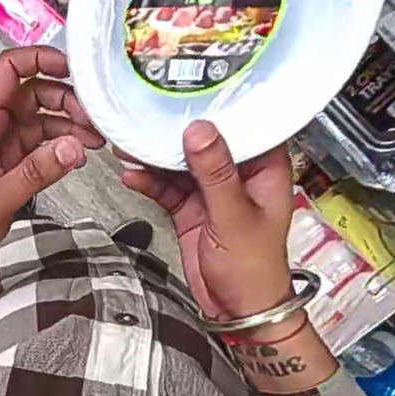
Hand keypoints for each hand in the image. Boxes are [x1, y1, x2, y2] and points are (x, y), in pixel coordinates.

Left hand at [0, 46, 105, 267]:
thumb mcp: (0, 197)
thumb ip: (38, 171)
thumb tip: (72, 147)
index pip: (8, 71)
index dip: (39, 59)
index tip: (70, 68)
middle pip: (34, 92)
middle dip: (65, 99)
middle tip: (92, 119)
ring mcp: (7, 144)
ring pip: (43, 118)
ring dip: (69, 124)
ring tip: (94, 140)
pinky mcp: (16, 162)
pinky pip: (44, 143)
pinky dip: (64, 146)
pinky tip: (79, 156)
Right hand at [121, 122, 293, 320]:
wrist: (238, 311)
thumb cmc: (254, 270)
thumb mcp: (234, 216)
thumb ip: (215, 173)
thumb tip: (200, 131)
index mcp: (265, 169)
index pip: (245, 123)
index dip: (220, 103)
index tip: (191, 84)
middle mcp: (239, 175)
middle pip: (206, 141)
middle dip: (175, 130)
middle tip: (145, 113)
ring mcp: (212, 193)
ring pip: (181, 164)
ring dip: (156, 156)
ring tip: (129, 142)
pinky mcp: (192, 210)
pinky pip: (168, 188)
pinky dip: (150, 182)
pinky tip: (133, 174)